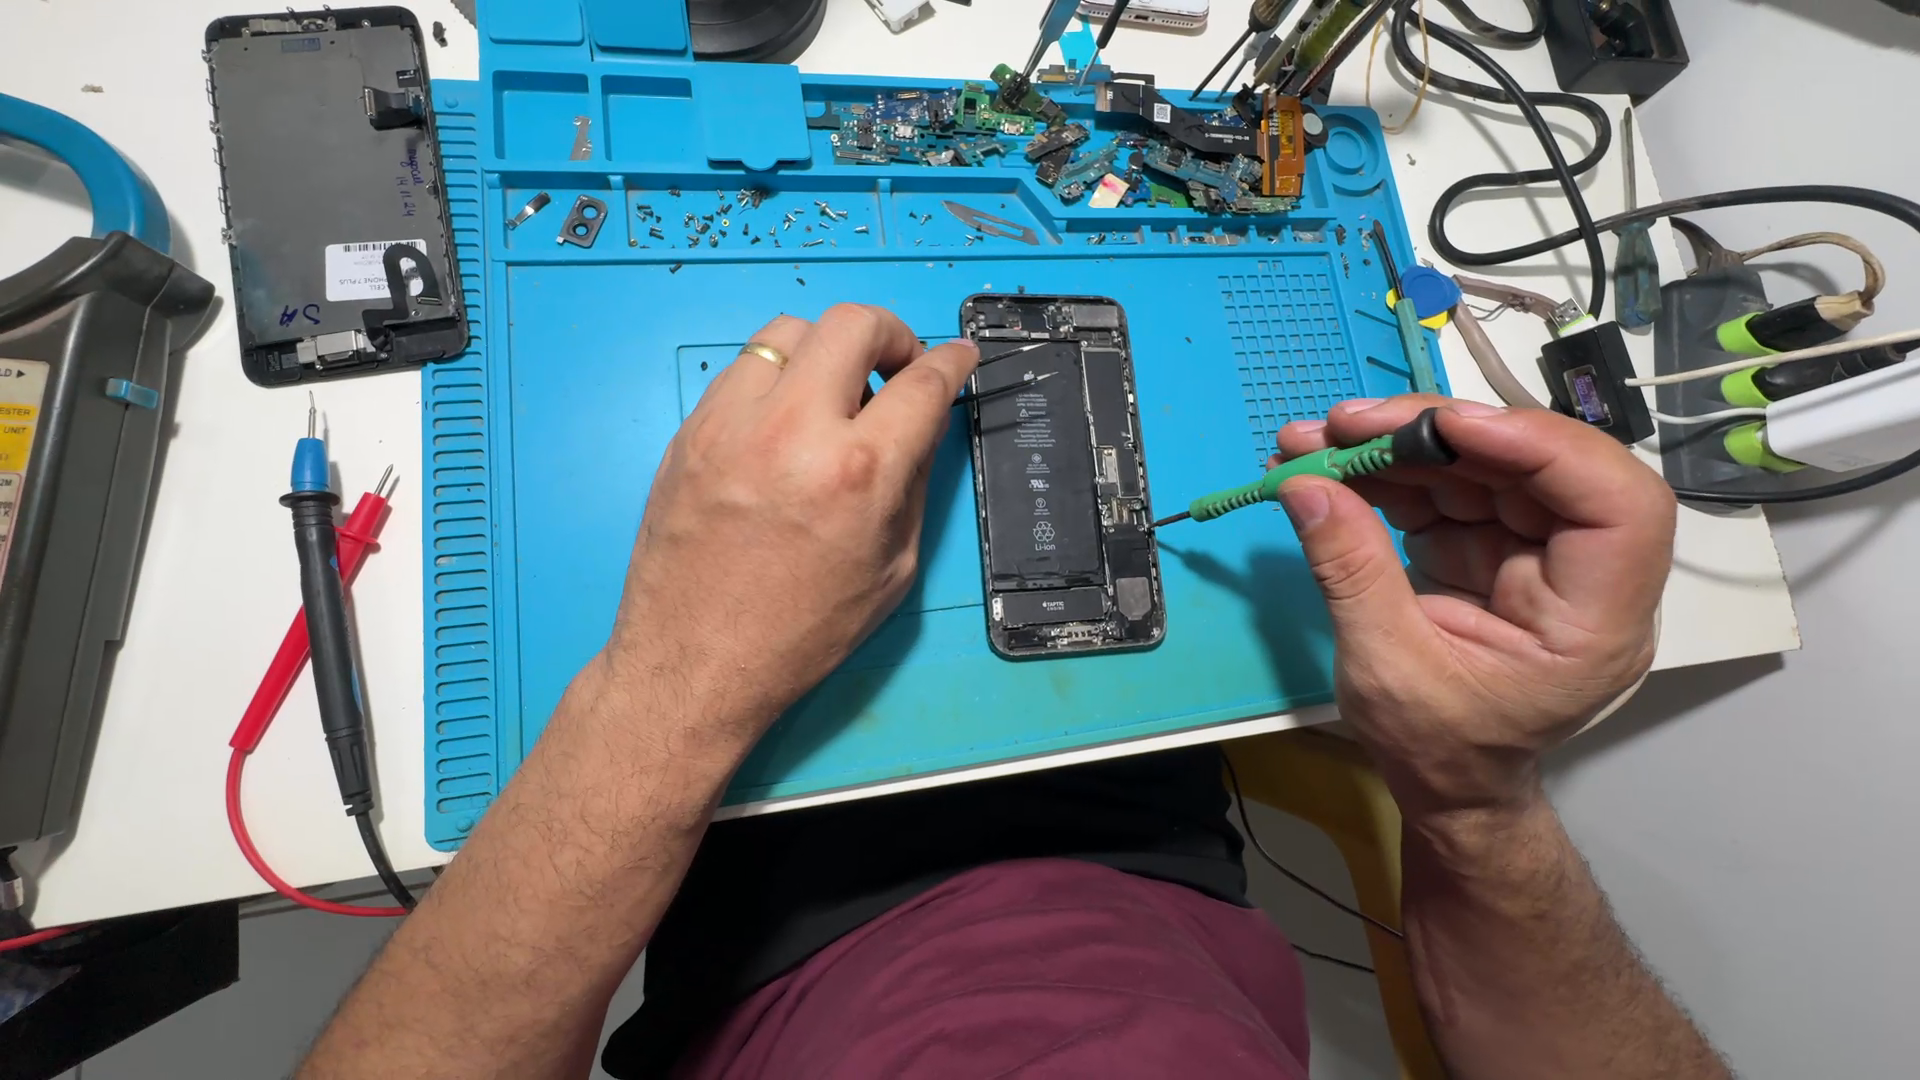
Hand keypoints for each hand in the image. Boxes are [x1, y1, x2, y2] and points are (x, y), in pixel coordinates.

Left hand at [602, 305, 977, 747]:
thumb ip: (914, 483)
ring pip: (791, 330)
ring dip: (829, 350)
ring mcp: (732, 423)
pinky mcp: (690, 430)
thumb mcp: (893, 568)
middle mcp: (795, 429)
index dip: (953, 362)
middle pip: (853, 323)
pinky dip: (780, 377)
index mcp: (860, 472)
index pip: (922, 383)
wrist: (696, 663)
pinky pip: (744, 367)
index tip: (959, 357)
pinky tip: (784, 420)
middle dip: (892, 334)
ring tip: (835, 396)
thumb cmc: (806, 631)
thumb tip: (922, 423)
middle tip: (897, 370)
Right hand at [1273, 396, 1674, 817]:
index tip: (1442, 426)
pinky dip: (1383, 475)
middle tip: (1341, 424)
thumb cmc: (1435, 743)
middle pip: (1531, 468)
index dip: (1539, 449)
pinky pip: (1442, 490)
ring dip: (1393, 447)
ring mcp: (1532, 553)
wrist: (1441, 776)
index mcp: (1592, 621)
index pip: (1613, 507)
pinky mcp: (1487, 547)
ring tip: (1310, 441)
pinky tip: (1329, 468)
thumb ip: (1350, 571)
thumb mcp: (1383, 665)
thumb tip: (1303, 485)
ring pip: (1479, 468)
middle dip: (1430, 435)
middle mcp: (1578, 571)